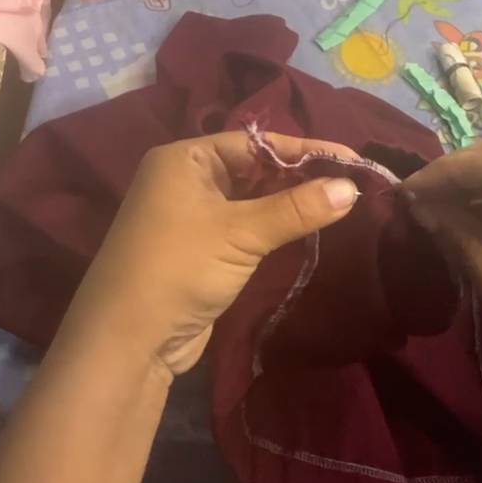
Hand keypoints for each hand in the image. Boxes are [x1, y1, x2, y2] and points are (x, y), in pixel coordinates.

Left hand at [62, 132, 362, 377]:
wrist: (128, 339)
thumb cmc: (179, 268)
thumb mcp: (240, 233)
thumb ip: (296, 208)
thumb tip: (351, 187)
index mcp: (185, 158)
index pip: (255, 143)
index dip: (305, 149)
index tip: (353, 158)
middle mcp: (186, 178)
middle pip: (254, 168)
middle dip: (300, 176)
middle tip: (353, 183)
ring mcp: (192, 215)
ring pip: (252, 199)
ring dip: (290, 202)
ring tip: (342, 202)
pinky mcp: (201, 248)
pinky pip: (245, 225)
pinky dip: (274, 225)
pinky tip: (308, 227)